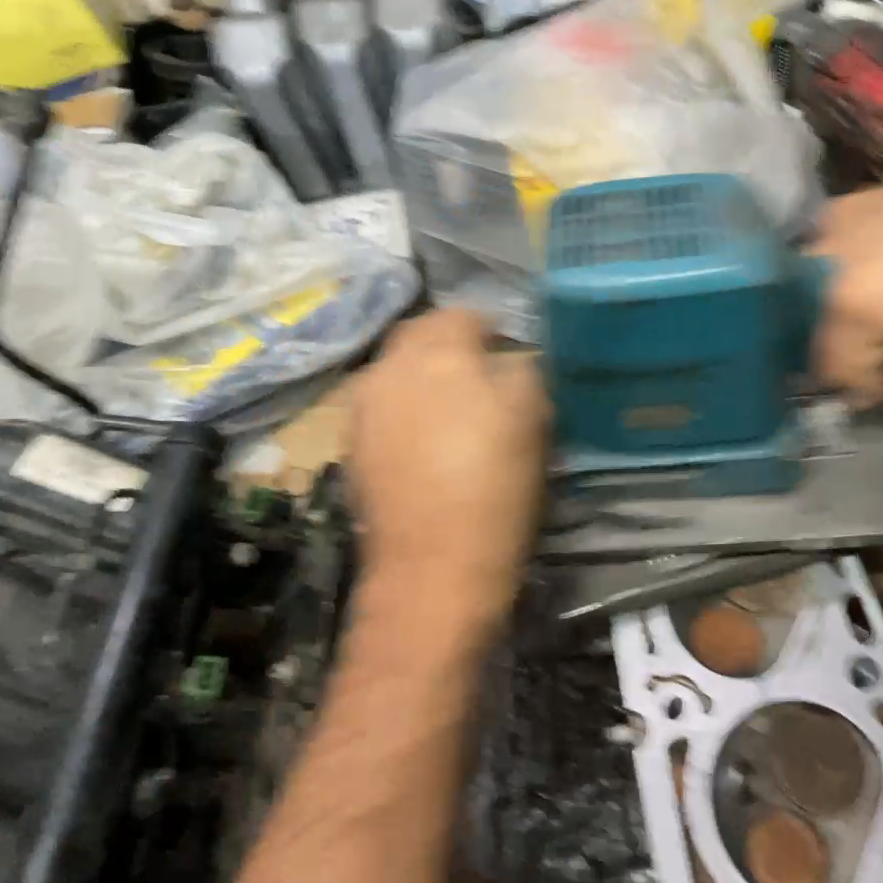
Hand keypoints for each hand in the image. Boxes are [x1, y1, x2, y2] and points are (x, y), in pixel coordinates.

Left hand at [348, 309, 549, 621]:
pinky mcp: (351, 447)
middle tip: (480, 376)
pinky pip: (381, 410)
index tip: (511, 354)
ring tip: (451, 411)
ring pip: (395, 373)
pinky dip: (404, 413)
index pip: (464, 315)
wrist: (432, 567)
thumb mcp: (531, 418)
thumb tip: (512, 360)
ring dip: (421, 379)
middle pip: (419, 337)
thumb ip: (523, 371)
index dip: (492, 331)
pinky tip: (425, 443)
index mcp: (436, 351)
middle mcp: (388, 368)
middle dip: (449, 347)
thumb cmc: (493, 486)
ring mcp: (361, 408)